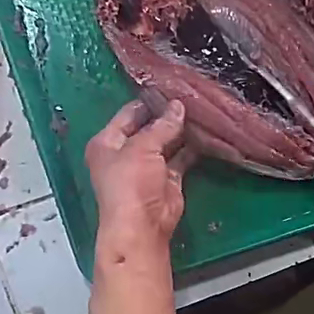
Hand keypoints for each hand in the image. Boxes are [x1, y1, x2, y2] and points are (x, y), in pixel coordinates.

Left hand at [86, 100, 191, 250]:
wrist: (143, 225)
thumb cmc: (130, 184)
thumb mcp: (142, 148)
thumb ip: (162, 126)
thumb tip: (178, 106)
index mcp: (108, 142)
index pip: (128, 114)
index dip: (148, 101)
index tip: (170, 87)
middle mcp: (127, 152)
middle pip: (149, 127)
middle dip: (168, 115)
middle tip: (191, 97)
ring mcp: (149, 166)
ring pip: (167, 142)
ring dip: (182, 130)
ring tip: (201, 111)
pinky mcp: (168, 178)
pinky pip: (182, 157)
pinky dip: (192, 148)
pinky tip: (205, 134)